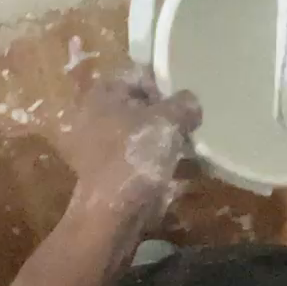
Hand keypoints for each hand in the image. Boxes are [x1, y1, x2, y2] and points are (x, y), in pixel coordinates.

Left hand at [60, 70, 201, 218]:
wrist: (113, 211)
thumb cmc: (136, 156)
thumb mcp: (169, 121)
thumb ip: (185, 104)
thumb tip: (191, 103)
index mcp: (103, 93)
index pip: (141, 75)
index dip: (166, 86)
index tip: (185, 107)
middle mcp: (95, 114)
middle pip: (141, 105)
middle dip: (167, 116)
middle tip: (189, 128)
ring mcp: (98, 145)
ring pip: (141, 133)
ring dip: (164, 140)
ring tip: (188, 149)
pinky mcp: (107, 171)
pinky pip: (138, 157)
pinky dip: (156, 161)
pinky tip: (176, 171)